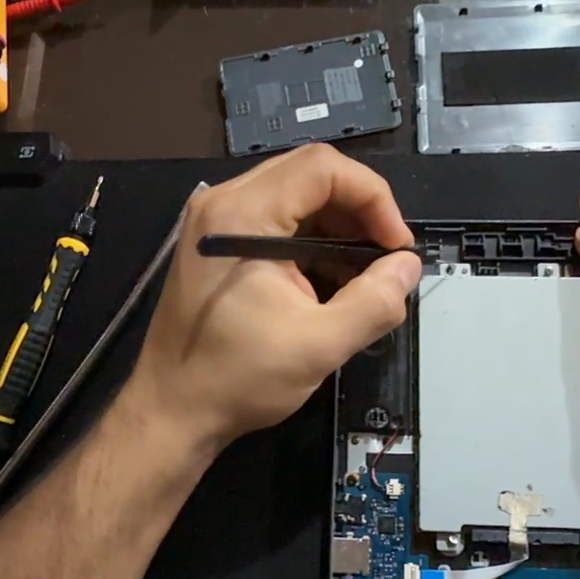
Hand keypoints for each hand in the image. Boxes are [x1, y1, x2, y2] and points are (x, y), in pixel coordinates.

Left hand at [127, 145, 423, 463]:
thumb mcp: (319, 345)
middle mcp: (224, 204)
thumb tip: (408, 267)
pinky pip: (278, 220)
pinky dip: (312, 241)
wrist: (171, 411)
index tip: (395, 246)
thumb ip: (374, 302)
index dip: (372, 197)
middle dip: (359, 211)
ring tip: (362, 276)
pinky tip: (330, 281)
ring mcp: (216, 221)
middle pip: (310, 174)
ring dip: (338, 228)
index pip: (323, 167)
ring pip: (296, 196)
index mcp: (242, 215)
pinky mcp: (218, 243)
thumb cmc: (235, 379)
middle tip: (385, 258)